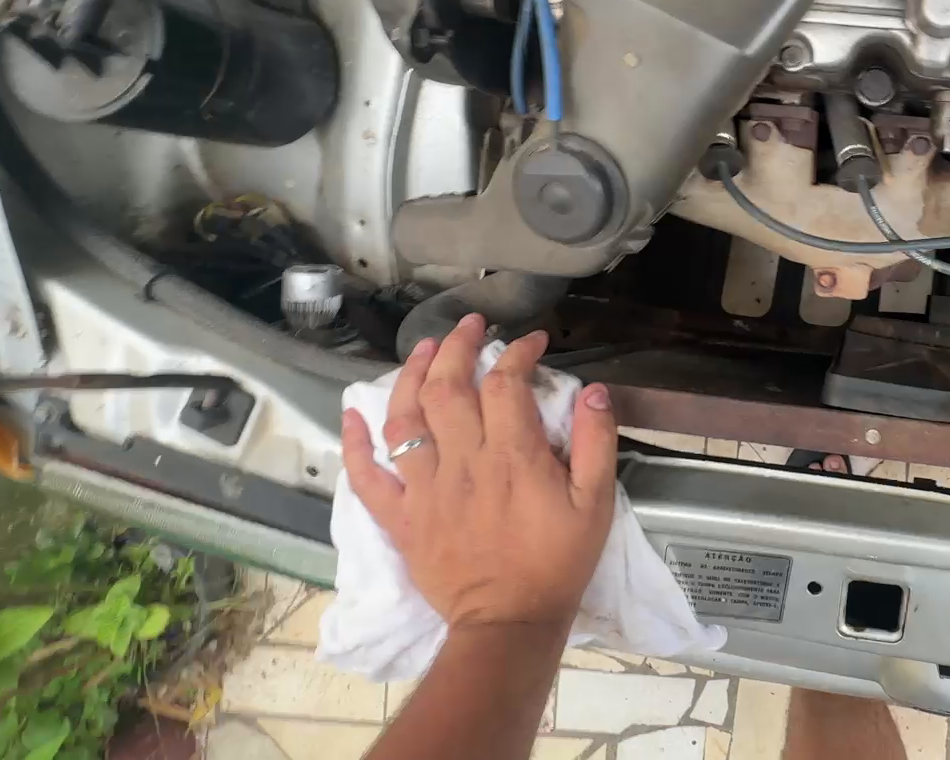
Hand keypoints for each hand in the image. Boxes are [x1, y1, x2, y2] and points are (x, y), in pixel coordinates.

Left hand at [341, 315, 618, 628]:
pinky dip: (354, 442)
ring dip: (410, 376)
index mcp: (512, 456)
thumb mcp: (597, 500)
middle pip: (447, 388)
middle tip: (471, 325)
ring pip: (404, 419)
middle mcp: (462, 463)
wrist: (508, 624)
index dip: (518, 353)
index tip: (534, 342)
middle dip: (458, 347)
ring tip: (424, 349)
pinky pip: (366, 477)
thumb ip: (596, 440)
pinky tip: (352, 413)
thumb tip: (593, 389)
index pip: (506, 383)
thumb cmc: (558, 559)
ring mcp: (424, 490)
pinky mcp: (401, 518)